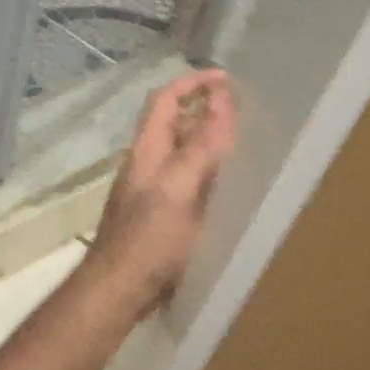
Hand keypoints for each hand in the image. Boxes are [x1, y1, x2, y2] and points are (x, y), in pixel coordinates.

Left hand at [81, 70, 236, 319]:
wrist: (120, 290)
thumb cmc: (148, 240)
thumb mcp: (178, 188)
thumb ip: (199, 146)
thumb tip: (219, 98)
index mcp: (147, 152)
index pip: (164, 101)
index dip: (192, 83)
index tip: (227, 78)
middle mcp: (148, 166)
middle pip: (175, 126)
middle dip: (206, 111)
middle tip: (246, 110)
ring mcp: (153, 193)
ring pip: (183, 156)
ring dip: (210, 143)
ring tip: (249, 144)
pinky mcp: (162, 219)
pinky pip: (189, 185)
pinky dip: (210, 176)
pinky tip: (233, 189)